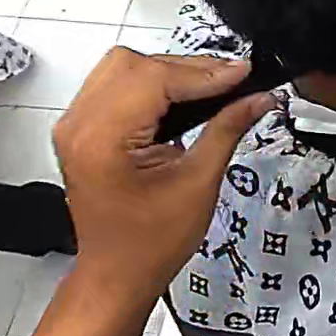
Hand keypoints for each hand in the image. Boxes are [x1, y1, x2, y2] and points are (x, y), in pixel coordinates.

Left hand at [52, 50, 273, 306]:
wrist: (119, 272)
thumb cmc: (155, 239)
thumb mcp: (200, 182)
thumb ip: (227, 130)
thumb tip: (259, 98)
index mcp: (102, 139)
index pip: (154, 80)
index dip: (204, 73)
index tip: (245, 74)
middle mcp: (78, 123)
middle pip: (134, 64)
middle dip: (189, 68)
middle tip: (235, 81)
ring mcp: (76, 124)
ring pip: (123, 68)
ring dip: (171, 71)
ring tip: (216, 87)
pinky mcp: (85, 128)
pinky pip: (118, 85)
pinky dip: (155, 83)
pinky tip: (187, 97)